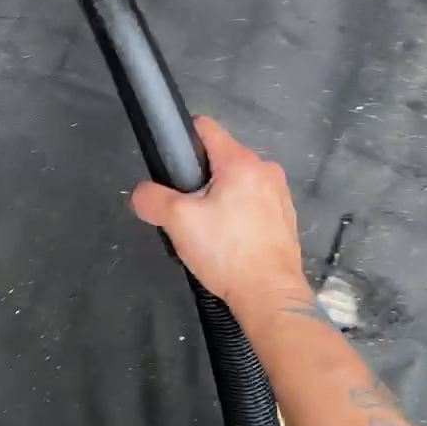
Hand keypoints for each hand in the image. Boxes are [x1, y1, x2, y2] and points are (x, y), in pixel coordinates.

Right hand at [130, 117, 311, 314]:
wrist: (269, 297)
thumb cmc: (226, 252)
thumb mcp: (176, 221)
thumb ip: (151, 198)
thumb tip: (141, 193)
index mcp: (241, 162)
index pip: (205, 128)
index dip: (182, 139)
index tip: (170, 163)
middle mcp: (265, 170)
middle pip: (219, 158)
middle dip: (198, 178)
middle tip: (184, 208)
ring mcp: (279, 195)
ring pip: (235, 183)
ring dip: (218, 198)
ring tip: (205, 229)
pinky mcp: (284, 218)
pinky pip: (252, 203)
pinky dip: (237, 215)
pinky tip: (227, 241)